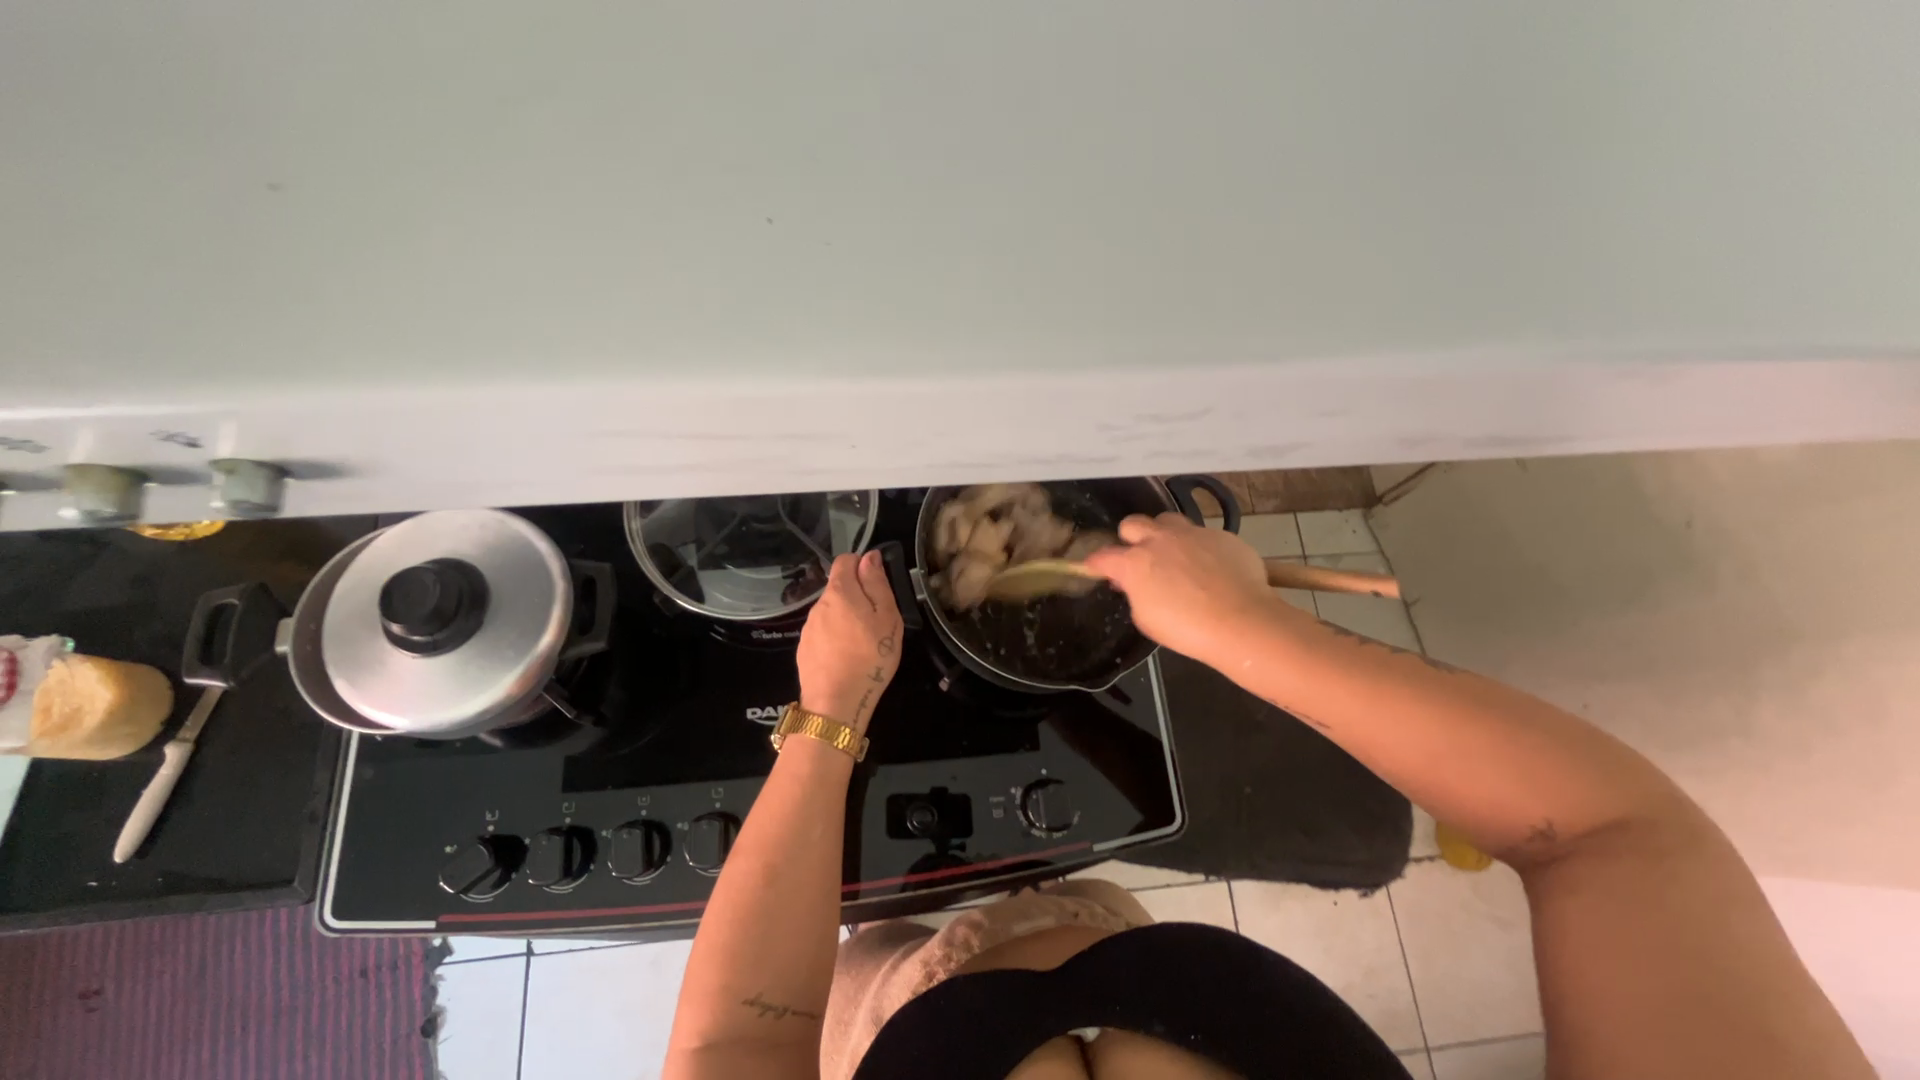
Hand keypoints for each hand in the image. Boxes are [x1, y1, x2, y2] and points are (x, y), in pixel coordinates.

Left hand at [796, 550, 904, 734]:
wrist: (835, 703)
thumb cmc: (870, 657)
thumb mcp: (887, 618)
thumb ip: (877, 584)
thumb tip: (869, 557)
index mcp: (840, 591)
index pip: (845, 560)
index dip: (862, 565)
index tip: (877, 585)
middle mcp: (819, 604)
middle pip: (838, 587)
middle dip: (857, 596)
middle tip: (877, 621)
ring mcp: (808, 628)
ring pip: (830, 612)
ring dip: (845, 618)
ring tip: (863, 643)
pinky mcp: (804, 649)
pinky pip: (823, 633)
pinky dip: (835, 638)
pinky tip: (846, 657)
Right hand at [1081, 513, 1283, 663]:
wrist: (1240, 621)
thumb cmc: (1186, 629)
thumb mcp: (1146, 619)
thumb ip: (1135, 595)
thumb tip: (1132, 582)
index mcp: (1135, 563)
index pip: (1103, 556)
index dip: (1096, 563)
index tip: (1095, 568)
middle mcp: (1159, 540)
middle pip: (1132, 523)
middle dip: (1129, 538)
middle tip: (1138, 556)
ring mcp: (1192, 534)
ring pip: (1167, 519)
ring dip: (1163, 533)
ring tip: (1173, 552)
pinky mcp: (1220, 535)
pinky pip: (1202, 534)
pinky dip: (1198, 547)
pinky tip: (1209, 567)